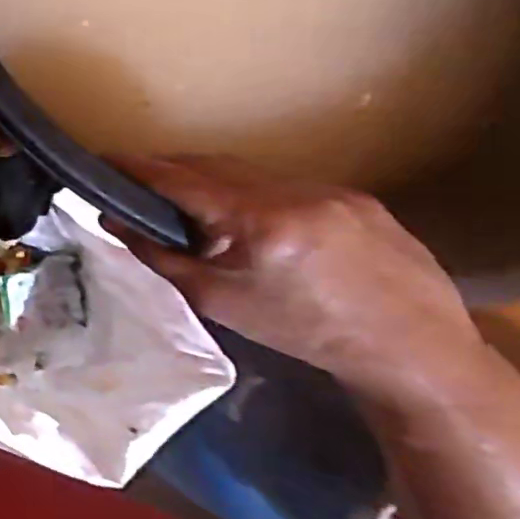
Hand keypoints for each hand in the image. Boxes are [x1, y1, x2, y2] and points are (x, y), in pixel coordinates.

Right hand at [109, 155, 484, 402]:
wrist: (418, 358)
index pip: (176, 178)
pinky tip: (257, 219)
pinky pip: (285, 182)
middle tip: (140, 185)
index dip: (134, 167)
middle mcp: (294, 193)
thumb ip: (156, 253)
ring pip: (247, 171)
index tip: (101, 160)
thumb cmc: (303, 332)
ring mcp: (332, 191)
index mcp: (257, 220)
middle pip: (209, 165)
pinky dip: (256, 192)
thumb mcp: (215, 299)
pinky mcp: (360, 198)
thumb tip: (109, 218)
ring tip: (195, 203)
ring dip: (213, 179)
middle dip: (170, 170)